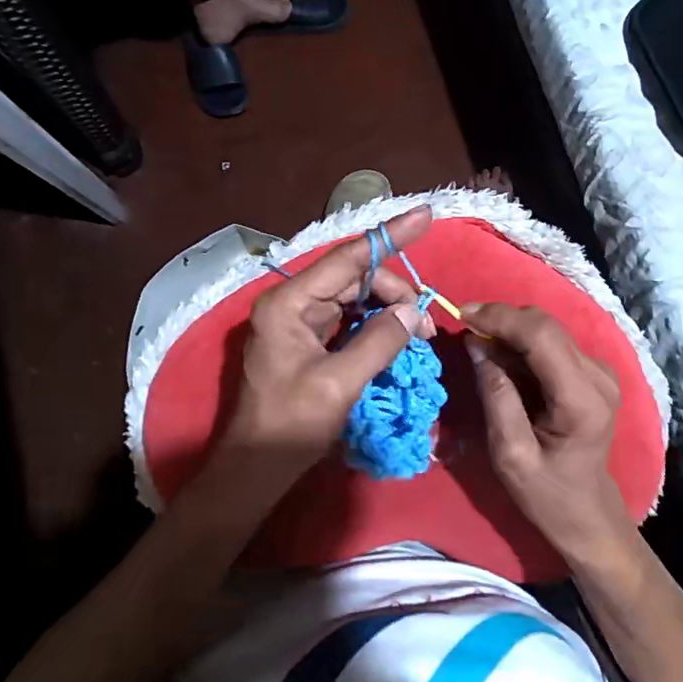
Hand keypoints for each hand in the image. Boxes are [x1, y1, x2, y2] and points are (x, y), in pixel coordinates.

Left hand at [217, 206, 437, 486]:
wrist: (257, 465)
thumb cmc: (290, 424)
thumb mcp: (339, 383)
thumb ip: (377, 342)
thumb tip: (409, 313)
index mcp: (289, 303)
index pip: (347, 258)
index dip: (388, 236)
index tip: (425, 216)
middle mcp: (292, 303)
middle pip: (353, 278)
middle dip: (393, 291)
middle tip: (424, 323)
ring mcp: (300, 322)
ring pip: (355, 299)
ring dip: (388, 310)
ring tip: (418, 334)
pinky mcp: (309, 342)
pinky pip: (349, 321)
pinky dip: (376, 327)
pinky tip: (398, 339)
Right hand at [463, 303, 630, 560]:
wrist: (586, 512)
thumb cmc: (546, 493)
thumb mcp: (510, 454)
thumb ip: (495, 396)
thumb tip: (476, 345)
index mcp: (581, 399)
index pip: (541, 335)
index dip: (499, 317)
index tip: (461, 315)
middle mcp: (599, 376)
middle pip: (545, 324)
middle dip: (499, 318)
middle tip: (462, 326)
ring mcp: (599, 371)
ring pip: (546, 328)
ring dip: (507, 328)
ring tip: (475, 340)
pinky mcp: (591, 372)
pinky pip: (549, 341)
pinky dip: (519, 340)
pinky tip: (497, 354)